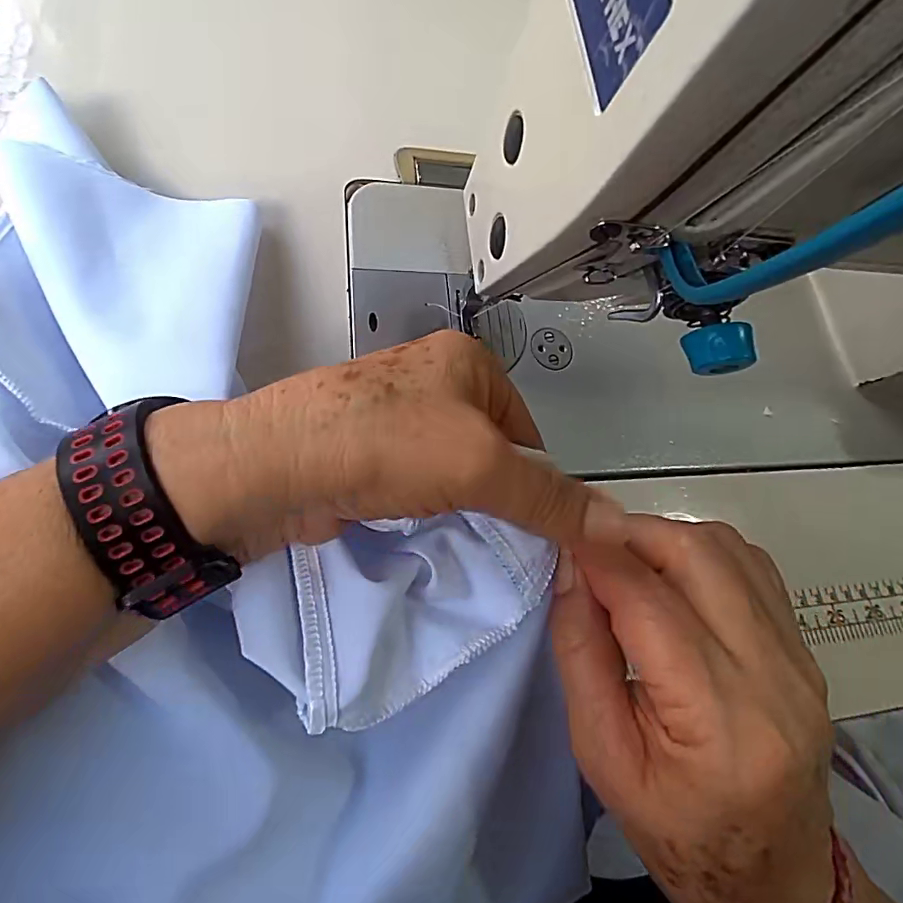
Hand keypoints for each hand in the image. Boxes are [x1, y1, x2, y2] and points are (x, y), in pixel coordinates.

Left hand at [145, 330, 619, 562]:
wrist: (281, 465)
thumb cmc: (385, 445)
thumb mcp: (481, 465)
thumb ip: (550, 498)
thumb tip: (621, 527)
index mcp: (463, 361)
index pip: (528, 430)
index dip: (536, 482)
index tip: (536, 528)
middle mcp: (427, 382)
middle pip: (489, 453)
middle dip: (493, 498)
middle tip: (497, 541)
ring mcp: (390, 420)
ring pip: (449, 474)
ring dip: (456, 508)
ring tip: (452, 536)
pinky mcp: (362, 455)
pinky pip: (412, 488)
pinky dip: (421, 512)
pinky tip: (417, 532)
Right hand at [551, 515, 836, 902]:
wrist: (770, 876)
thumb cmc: (671, 824)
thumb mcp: (599, 750)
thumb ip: (580, 653)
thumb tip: (567, 569)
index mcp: (719, 716)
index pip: (647, 600)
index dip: (592, 554)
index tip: (551, 531)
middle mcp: (774, 676)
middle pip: (697, 555)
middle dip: (626, 532)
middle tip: (580, 545)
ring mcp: (800, 660)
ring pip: (727, 548)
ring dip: (661, 537)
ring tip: (617, 562)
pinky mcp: (805, 651)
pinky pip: (751, 567)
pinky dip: (697, 552)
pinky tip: (664, 577)